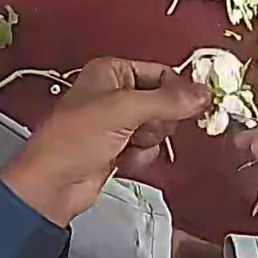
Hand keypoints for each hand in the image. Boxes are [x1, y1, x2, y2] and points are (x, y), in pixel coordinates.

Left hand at [0, 59, 209, 226]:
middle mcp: (116, 92)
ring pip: (160, 127)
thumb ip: (168, 101)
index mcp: (112, 71)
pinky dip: (141, 156)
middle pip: (165, 101)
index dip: (178, 90)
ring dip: (149, 141)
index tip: (195, 105)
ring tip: (127, 145)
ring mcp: (119, 121)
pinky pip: (149, 147)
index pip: (161, 72)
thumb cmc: (75, 139)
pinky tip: (122, 160)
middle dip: (158, 120)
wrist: (53, 186)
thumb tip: (203, 93)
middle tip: (142, 127)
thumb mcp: (124, 111)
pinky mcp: (121, 146)